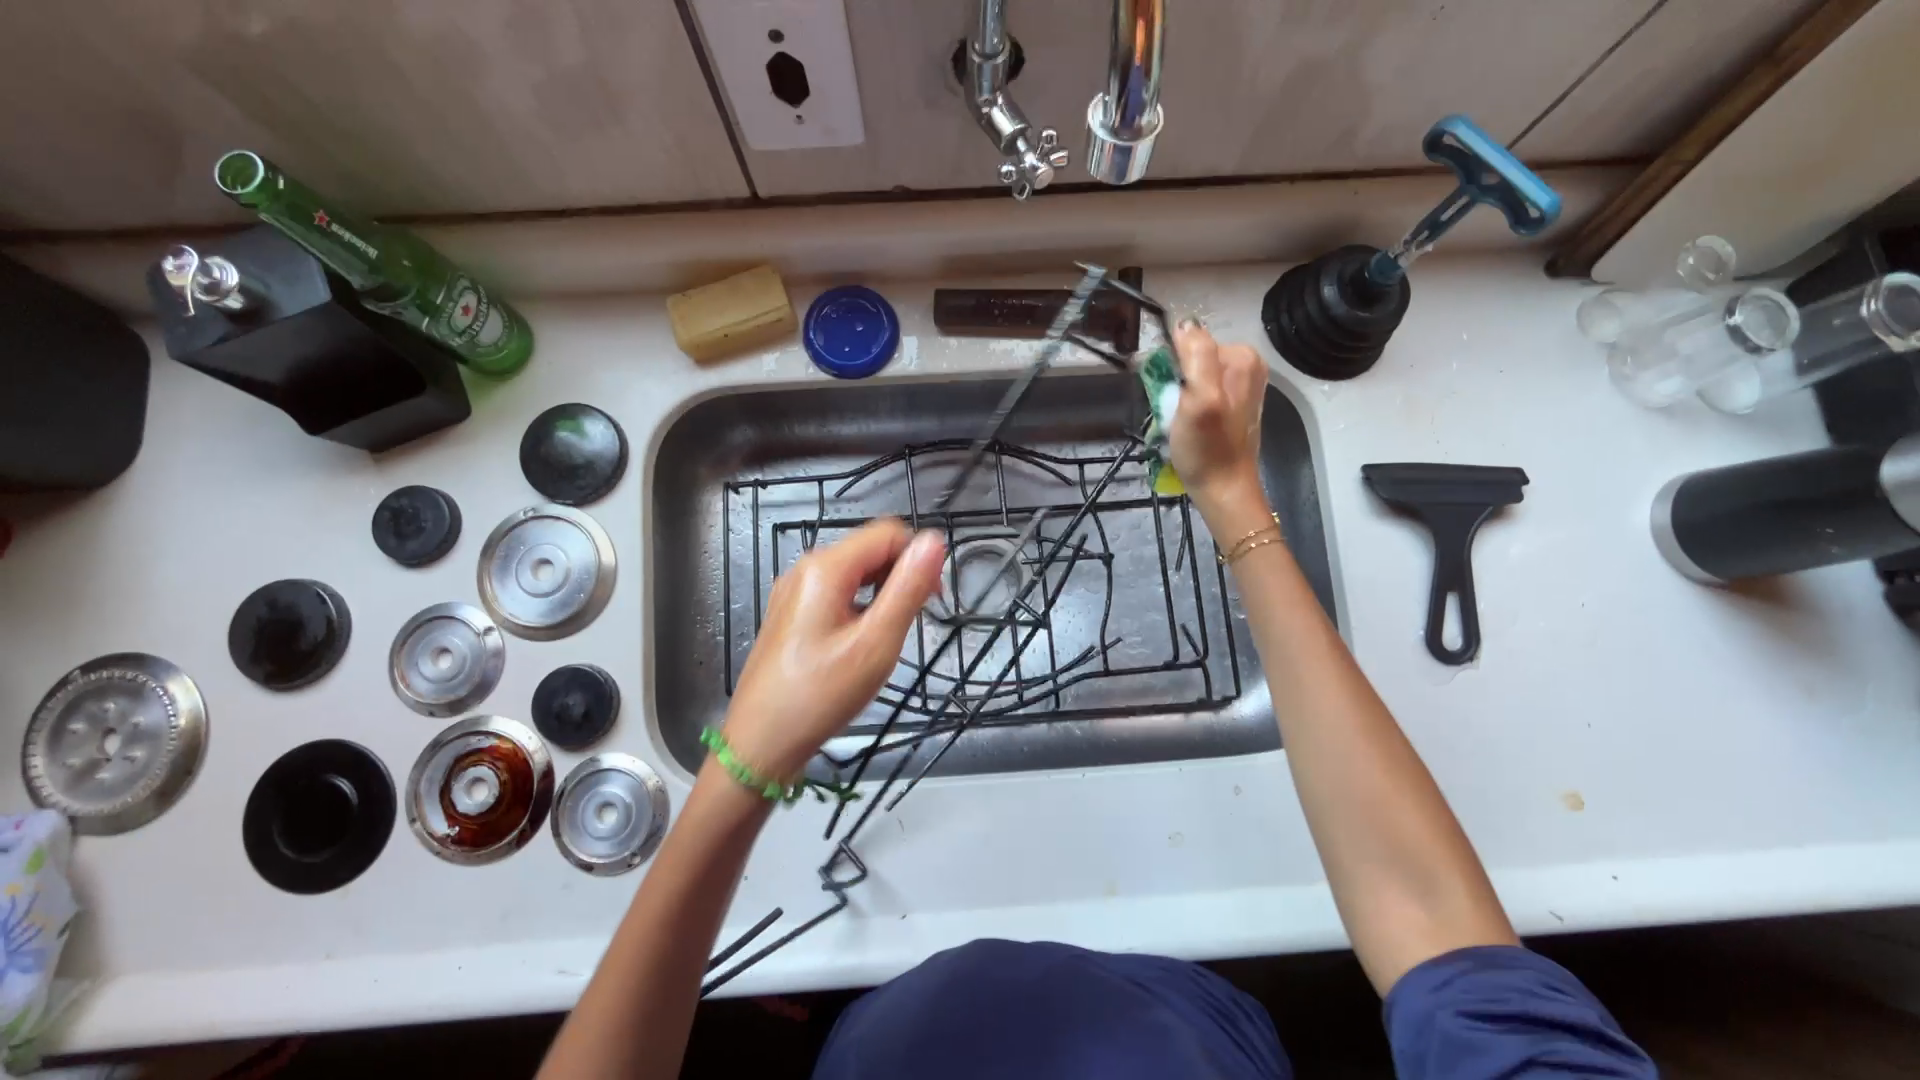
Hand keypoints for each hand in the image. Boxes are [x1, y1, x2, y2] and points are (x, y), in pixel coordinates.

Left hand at [720, 519, 945, 781]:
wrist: (761, 743)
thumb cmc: (820, 695)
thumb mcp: (875, 644)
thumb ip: (907, 589)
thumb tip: (935, 541)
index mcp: (826, 568)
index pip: (888, 533)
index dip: (919, 557)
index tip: (934, 599)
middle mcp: (806, 570)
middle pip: (870, 550)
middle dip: (901, 576)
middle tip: (913, 624)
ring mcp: (795, 592)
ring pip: (855, 573)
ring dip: (883, 594)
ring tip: (888, 639)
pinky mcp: (792, 615)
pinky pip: (838, 594)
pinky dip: (860, 608)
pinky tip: (862, 645)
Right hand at [1169, 319, 1267, 512]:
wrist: (1223, 489)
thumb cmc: (1207, 448)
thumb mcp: (1200, 399)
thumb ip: (1197, 356)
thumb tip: (1185, 324)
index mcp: (1241, 357)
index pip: (1189, 343)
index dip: (1172, 368)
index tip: (1169, 395)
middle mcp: (1247, 365)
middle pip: (1191, 359)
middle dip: (1175, 382)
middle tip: (1174, 412)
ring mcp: (1241, 385)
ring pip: (1192, 377)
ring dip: (1178, 397)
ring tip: (1179, 422)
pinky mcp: (1232, 404)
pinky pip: (1199, 392)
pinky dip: (1187, 406)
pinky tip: (1188, 426)